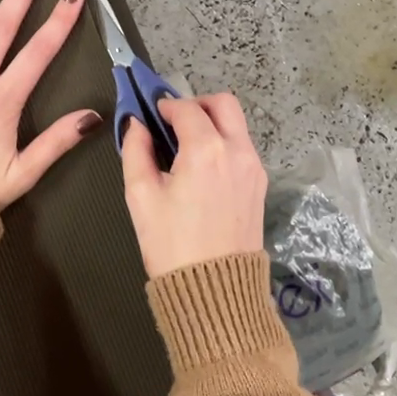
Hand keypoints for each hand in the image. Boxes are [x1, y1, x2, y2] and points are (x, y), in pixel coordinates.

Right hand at [119, 94, 267, 278]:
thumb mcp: (141, 196)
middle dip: (198, 104)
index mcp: (206, 150)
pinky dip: (225, 144)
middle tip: (175, 120)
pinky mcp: (260, 185)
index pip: (187, 109)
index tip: (152, 112)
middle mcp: (237, 151)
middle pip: (224, 104)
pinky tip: (204, 167)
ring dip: (214, 123)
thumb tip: (137, 125)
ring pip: (237, 125)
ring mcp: (254, 167)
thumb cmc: (171, 244)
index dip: (166, 105)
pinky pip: (243, 148)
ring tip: (187, 146)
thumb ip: (136, 151)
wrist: (213, 291)